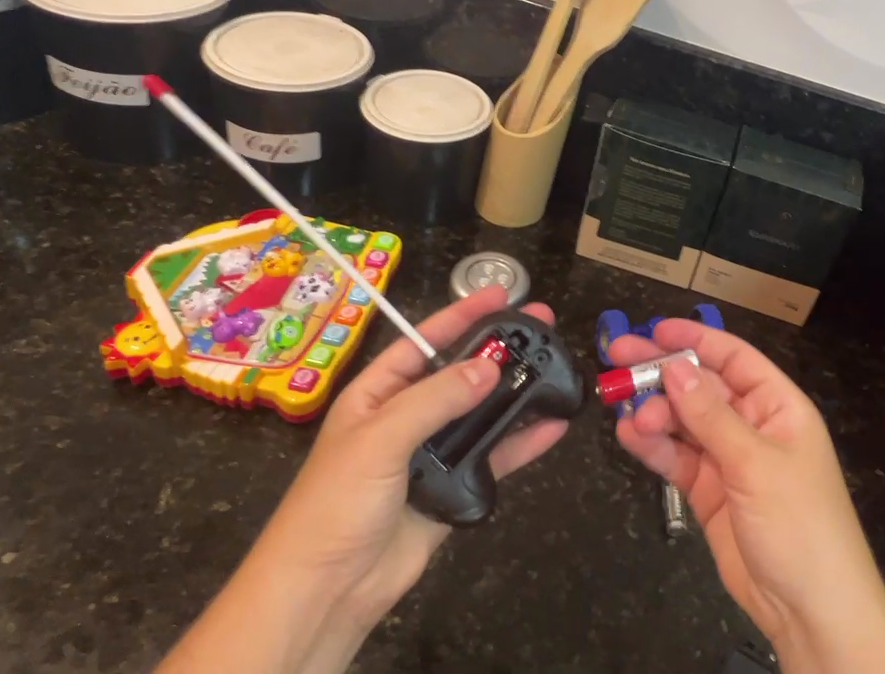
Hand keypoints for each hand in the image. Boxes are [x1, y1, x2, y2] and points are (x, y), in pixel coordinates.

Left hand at [160, 286, 566, 673]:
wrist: (328, 589)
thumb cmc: (338, 502)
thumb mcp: (380, 438)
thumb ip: (436, 400)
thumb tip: (490, 368)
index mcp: (377, 393)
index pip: (425, 342)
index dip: (462, 316)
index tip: (501, 295)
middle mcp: (407, 416)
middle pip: (461, 373)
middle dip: (500, 350)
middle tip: (543, 326)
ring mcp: (432, 453)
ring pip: (482, 413)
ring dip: (516, 394)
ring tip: (557, 368)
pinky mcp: (453, 488)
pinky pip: (494, 456)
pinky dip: (523, 442)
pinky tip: (553, 425)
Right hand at [610, 321, 884, 673]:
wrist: (811, 610)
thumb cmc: (799, 524)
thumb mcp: (756, 464)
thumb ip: (711, 417)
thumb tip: (674, 369)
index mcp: (778, 406)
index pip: (734, 358)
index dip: (695, 340)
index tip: (654, 330)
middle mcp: (753, 425)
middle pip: (701, 387)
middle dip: (662, 374)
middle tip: (617, 358)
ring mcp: (729, 460)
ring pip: (683, 422)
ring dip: (654, 412)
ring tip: (626, 412)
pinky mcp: (709, 492)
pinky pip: (677, 458)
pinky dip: (653, 446)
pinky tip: (630, 436)